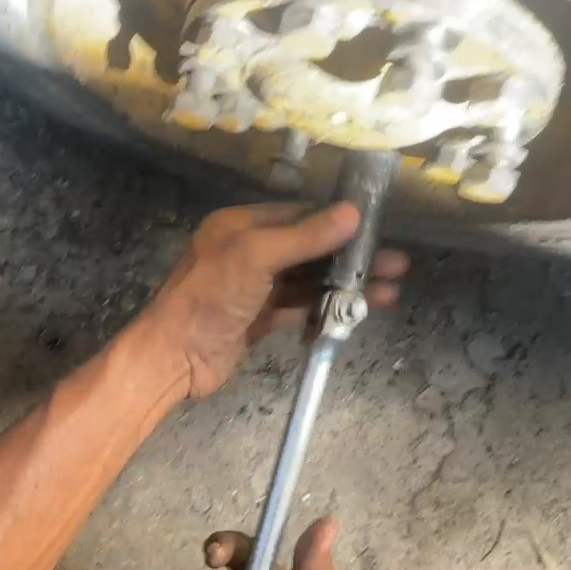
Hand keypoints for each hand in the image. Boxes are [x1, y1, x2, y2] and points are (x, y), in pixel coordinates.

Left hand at [142, 204, 409, 396]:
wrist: (174, 357)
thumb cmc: (209, 298)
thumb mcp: (255, 257)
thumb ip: (303, 236)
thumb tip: (352, 213)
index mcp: (241, 226)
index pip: (298, 214)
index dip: (337, 220)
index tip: (377, 228)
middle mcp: (248, 252)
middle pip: (309, 248)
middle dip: (350, 256)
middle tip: (395, 263)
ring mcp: (254, 288)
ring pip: (308, 281)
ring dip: (345, 285)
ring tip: (389, 290)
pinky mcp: (258, 319)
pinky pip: (299, 309)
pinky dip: (326, 310)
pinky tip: (356, 312)